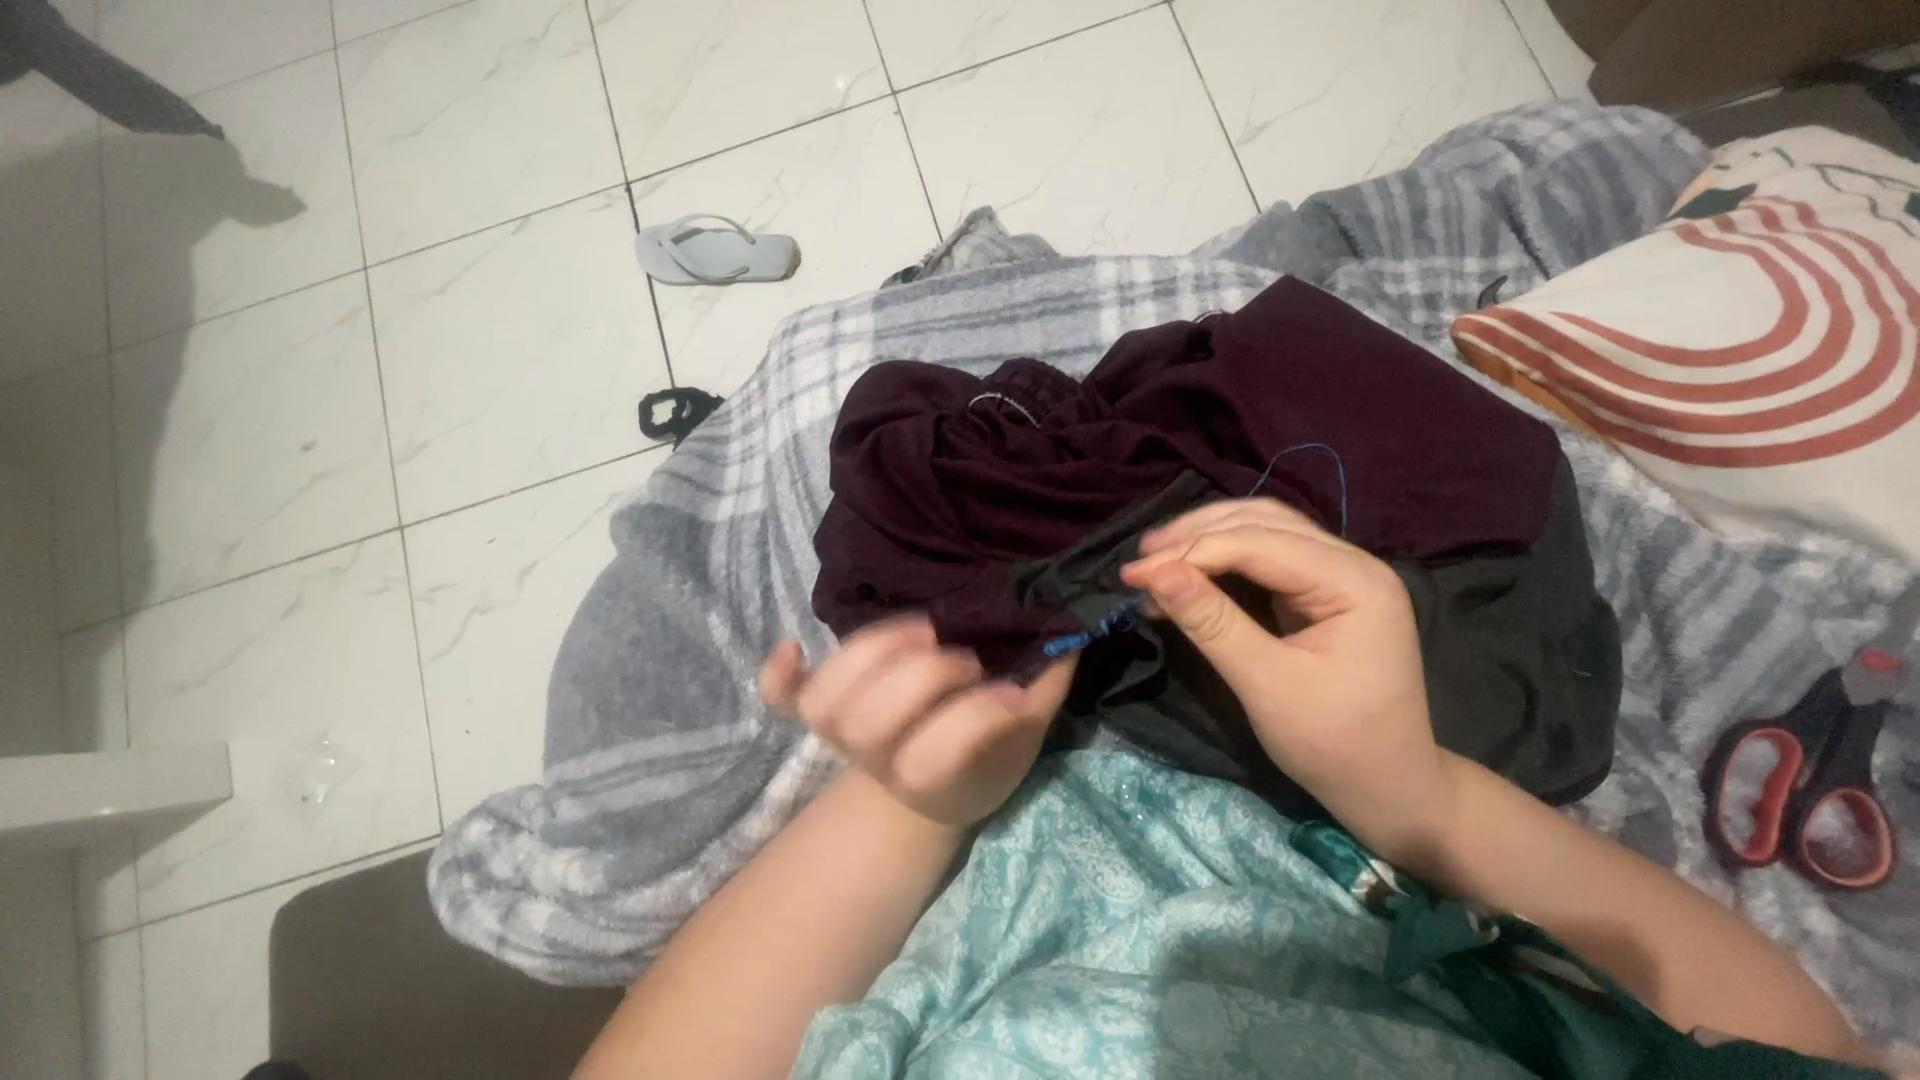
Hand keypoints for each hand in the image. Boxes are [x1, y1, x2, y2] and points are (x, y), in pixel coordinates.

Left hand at [758, 617, 1076, 830]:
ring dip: (873, 653)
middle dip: (923, 677)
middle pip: (868, 721)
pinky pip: (783, 699)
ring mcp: (843, 736)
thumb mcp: (1023, 743)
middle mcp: (876, 759)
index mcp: (929, 777)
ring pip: (829, 702)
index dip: (970, 719)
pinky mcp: (821, 711)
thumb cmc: (980, 764)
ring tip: (920, 631)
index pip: (930, 759)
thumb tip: (1071, 634)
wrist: (924, 795)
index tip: (1008, 695)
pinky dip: (780, 676)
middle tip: (963, 659)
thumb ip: (1045, 692)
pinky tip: (793, 646)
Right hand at [1119, 498, 1455, 852]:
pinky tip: (1190, 572)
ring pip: (1265, 531)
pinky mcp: (1326, 593)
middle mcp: (1353, 564)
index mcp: (1353, 582)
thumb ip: (1211, 622)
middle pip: (1264, 523)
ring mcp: (1343, 576)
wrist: (1388, 787)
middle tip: (1140, 560)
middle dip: (1196, 536)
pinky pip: (1269, 558)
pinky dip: (1225, 561)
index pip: (1259, 543)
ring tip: (1156, 558)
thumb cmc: (1332, 743)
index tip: (1133, 574)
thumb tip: (1153, 574)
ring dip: (1208, 540)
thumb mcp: (1265, 684)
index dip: (1190, 552)